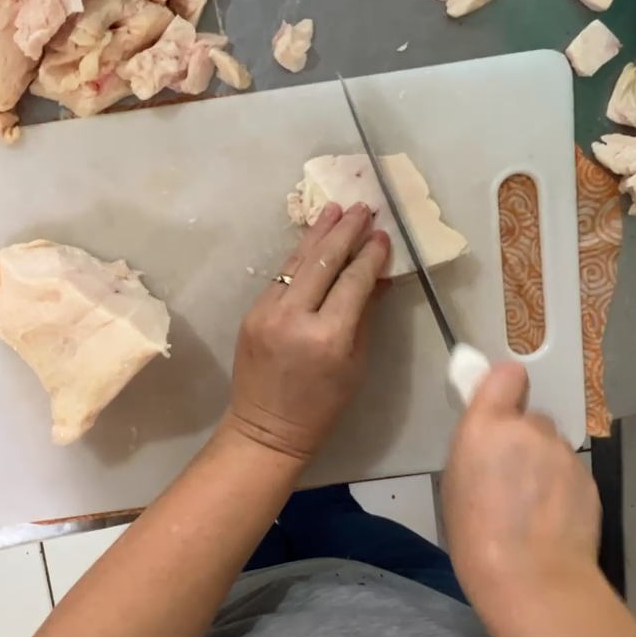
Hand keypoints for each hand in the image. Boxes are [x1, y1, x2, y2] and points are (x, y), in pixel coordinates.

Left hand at [223, 202, 390, 461]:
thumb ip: (365, 315)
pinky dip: (299, 258)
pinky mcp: (252, 313)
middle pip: (324, 262)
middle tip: (363, 208)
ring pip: (297, 262)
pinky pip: (280, 277)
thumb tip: (379, 276)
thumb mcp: (355, 364)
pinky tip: (312, 242)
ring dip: (318, 234)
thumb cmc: (322, 406)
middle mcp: (295, 318)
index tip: (384, 235)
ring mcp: (267, 313)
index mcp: (328, 336)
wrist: (267, 427)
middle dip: (345, 231)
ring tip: (335, 210)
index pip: (353, 281)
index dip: (370, 255)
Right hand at [442, 362, 602, 605]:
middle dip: (522, 440)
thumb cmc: (474, 535)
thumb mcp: (455, 483)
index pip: (506, 376)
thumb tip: (494, 444)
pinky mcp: (589, 478)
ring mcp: (564, 453)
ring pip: (551, 447)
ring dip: (543, 464)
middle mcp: (529, 430)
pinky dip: (561, 488)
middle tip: (510, 478)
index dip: (504, 389)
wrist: (531, 578)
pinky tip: (551, 519)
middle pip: (529, 419)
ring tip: (532, 506)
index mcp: (486, 426)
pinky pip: (569, 472)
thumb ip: (478, 449)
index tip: (499, 409)